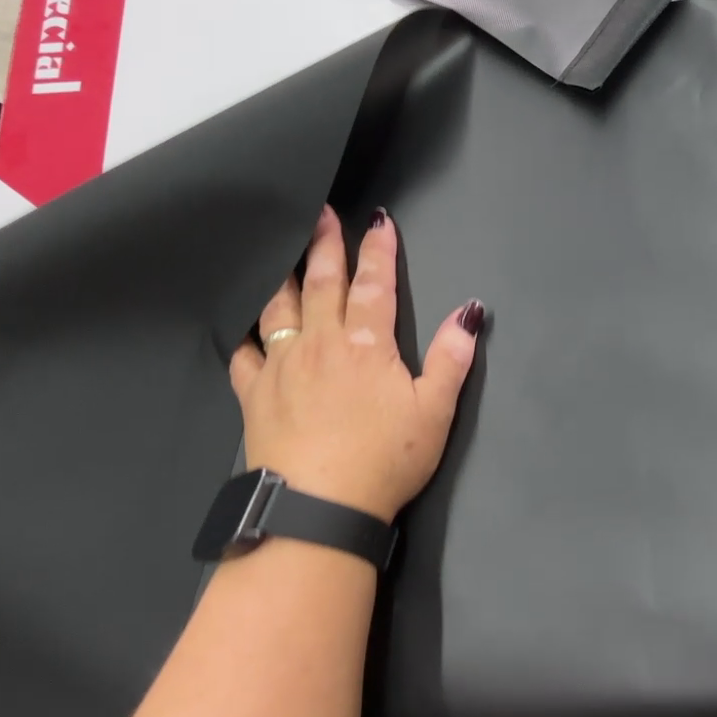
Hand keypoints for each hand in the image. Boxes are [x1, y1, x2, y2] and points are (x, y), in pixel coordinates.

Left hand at [230, 206, 482, 521]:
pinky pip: (246, 353)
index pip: (375, 286)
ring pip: (279, 308)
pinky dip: (246, 334)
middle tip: (318, 212)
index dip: (378, 251)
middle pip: (321, 284)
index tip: (377, 219)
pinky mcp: (256, 394)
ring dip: (282, 275)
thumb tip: (469, 313)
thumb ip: (451, 358)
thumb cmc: (388, 457)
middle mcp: (321, 344)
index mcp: (368, 346)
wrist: (320, 503)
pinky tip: (247, 329)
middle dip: (324, 246)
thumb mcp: (436, 410)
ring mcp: (283, 367)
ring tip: (280, 252)